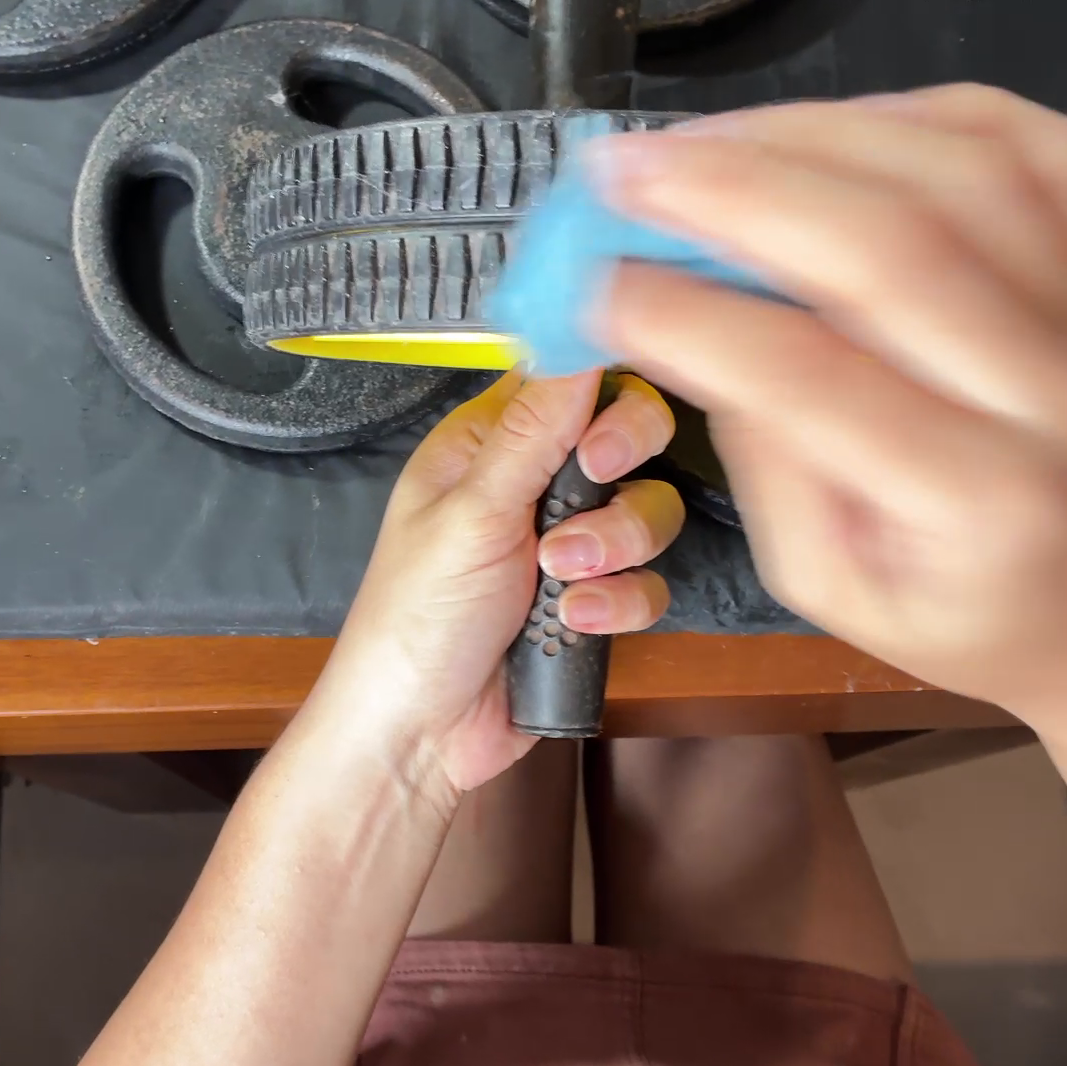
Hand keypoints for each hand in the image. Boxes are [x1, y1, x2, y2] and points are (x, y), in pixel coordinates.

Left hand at [303, 370, 683, 801]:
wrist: (421, 730)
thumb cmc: (419, 612)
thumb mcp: (472, 512)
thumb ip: (533, 429)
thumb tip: (577, 335)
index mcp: (489, 446)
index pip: (572, 385)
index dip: (605, 399)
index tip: (603, 438)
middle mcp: (533, 486)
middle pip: (627, 444)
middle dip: (619, 477)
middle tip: (589, 495)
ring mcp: (568, 545)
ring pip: (647, 514)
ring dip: (617, 547)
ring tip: (563, 583)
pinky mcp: (593, 602)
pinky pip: (646, 583)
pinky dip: (619, 603)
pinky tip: (575, 624)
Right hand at [587, 85, 1066, 726]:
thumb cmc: (950, 612)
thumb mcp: (824, 582)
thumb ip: (766, 462)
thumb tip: (699, 334)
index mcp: (972, 496)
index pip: (807, 376)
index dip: (687, 319)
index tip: (594, 287)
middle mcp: (1049, 382)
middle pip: (886, 244)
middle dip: (730, 195)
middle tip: (621, 174)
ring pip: (948, 166)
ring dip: (795, 136)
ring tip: (685, 144)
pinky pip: (1013, 138)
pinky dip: (895, 113)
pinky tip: (806, 130)